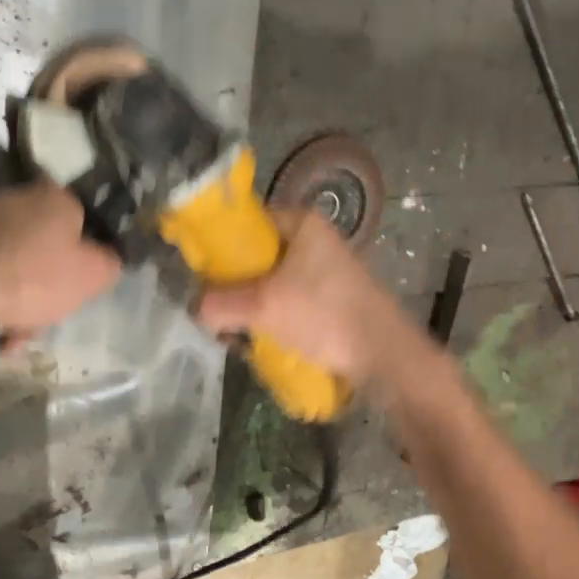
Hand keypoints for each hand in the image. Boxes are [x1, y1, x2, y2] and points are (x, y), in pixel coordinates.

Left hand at [0, 181, 121, 339]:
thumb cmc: (30, 278)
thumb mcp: (90, 276)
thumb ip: (109, 264)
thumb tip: (106, 259)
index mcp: (56, 197)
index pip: (86, 222)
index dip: (87, 258)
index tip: (80, 288)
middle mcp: (19, 198)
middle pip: (48, 250)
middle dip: (48, 291)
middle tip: (44, 320)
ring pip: (17, 268)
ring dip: (19, 305)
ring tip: (11, 337)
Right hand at [196, 208, 438, 389]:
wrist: (382, 354)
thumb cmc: (323, 315)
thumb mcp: (262, 307)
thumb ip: (220, 304)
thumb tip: (195, 309)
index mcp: (302, 224)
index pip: (247, 225)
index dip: (220, 248)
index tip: (202, 276)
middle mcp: (314, 240)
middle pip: (256, 257)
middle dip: (233, 287)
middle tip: (218, 311)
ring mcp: (325, 270)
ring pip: (269, 283)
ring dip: (250, 308)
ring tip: (236, 333)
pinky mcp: (330, 299)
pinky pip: (287, 302)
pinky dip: (271, 319)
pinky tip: (260, 340)